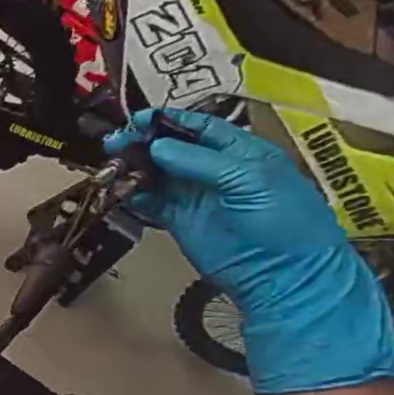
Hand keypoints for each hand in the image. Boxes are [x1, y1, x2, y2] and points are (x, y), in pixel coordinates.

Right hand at [104, 108, 393, 394]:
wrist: (280, 274)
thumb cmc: (282, 222)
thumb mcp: (248, 180)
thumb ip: (201, 162)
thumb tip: (157, 146)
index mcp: (239, 151)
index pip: (199, 127)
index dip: (168, 122)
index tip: (139, 119)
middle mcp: (213, 171)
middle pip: (170, 149)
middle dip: (142, 144)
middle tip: (114, 142)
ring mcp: (194, 197)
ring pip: (156, 175)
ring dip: (133, 169)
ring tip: (111, 166)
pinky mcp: (178, 223)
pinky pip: (150, 204)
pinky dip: (133, 197)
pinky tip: (119, 192)